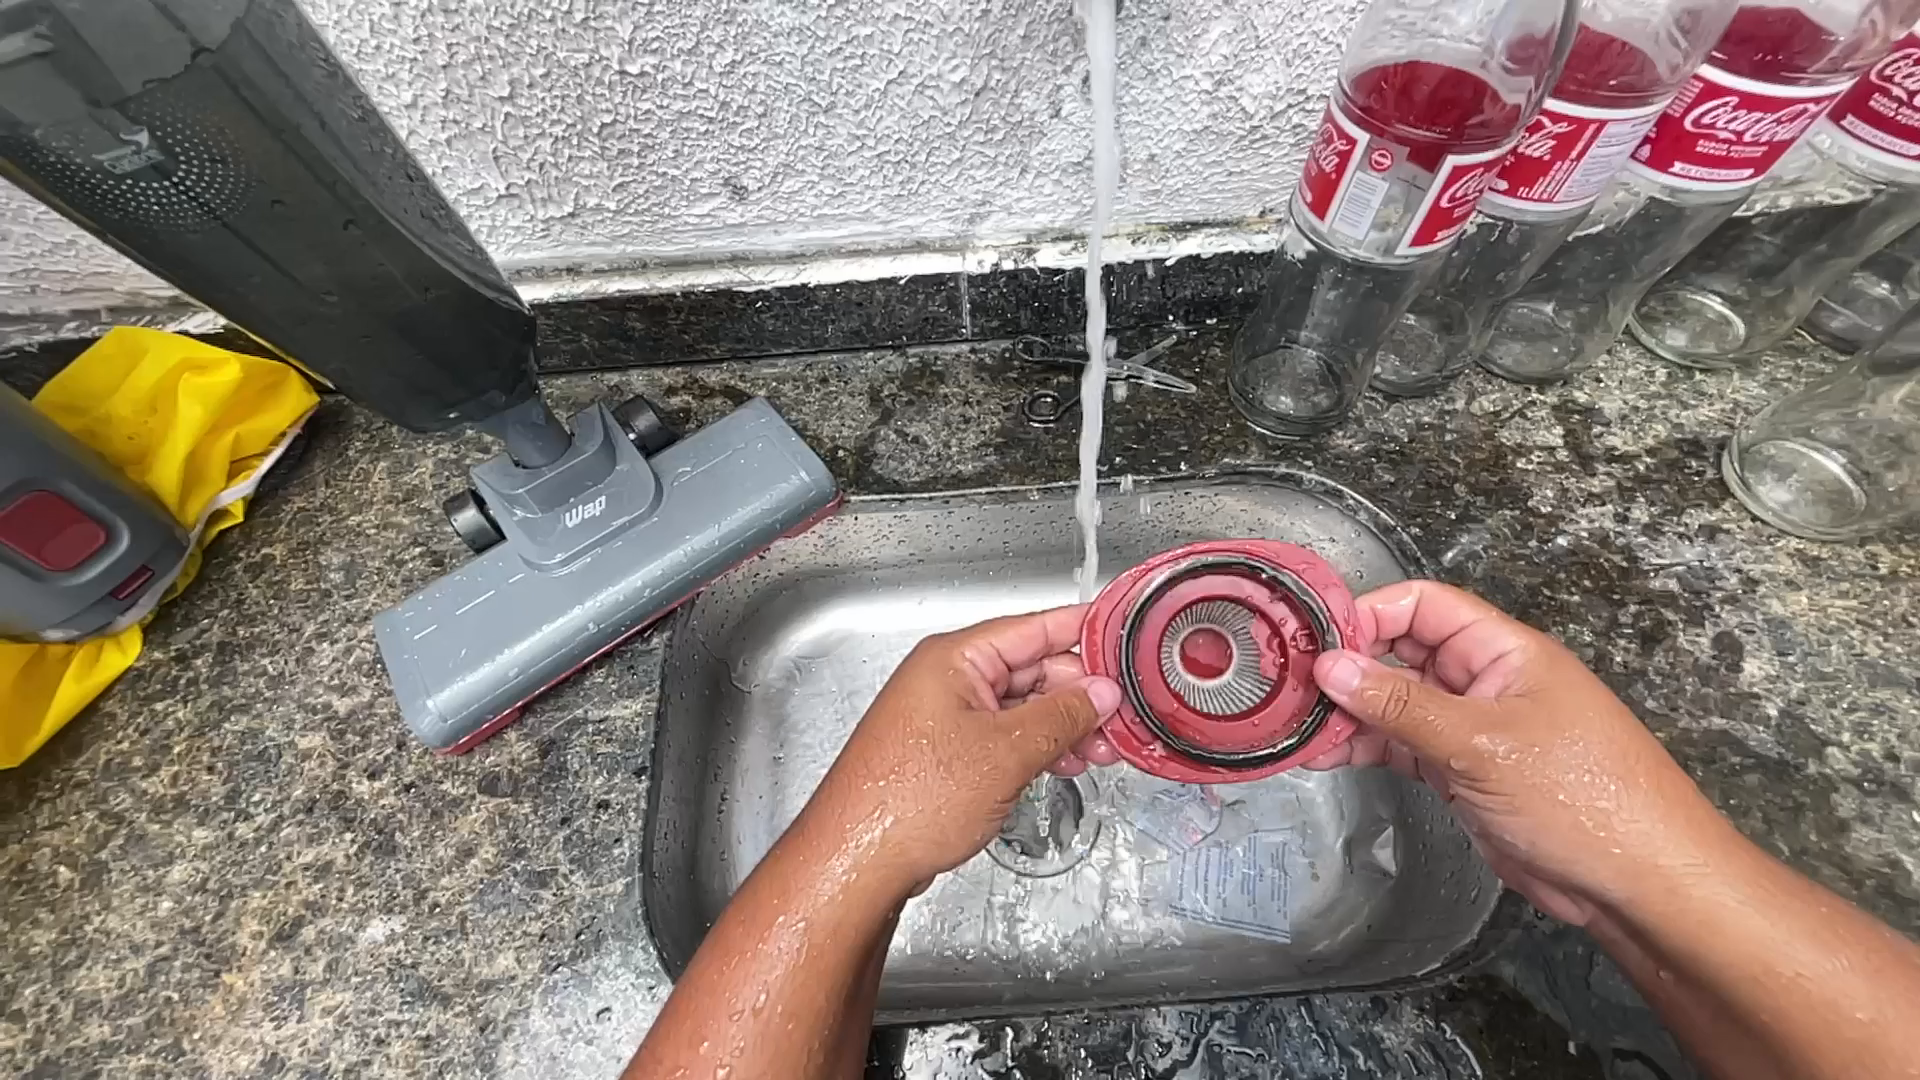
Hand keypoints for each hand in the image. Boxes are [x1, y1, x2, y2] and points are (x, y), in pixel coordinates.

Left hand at [798, 606, 1122, 896]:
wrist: (858, 859)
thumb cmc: (908, 800)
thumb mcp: (1004, 753)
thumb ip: (1061, 717)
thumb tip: (1100, 694)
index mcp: (956, 658)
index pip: (1033, 627)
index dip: (1082, 630)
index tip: (1121, 636)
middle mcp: (949, 678)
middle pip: (1031, 668)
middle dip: (1079, 693)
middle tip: (1119, 718)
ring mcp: (948, 714)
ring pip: (1021, 705)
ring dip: (1063, 725)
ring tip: (1099, 749)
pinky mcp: (949, 748)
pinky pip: (1004, 734)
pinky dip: (1037, 746)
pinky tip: (1063, 763)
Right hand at [1304, 580, 1724, 924]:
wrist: (1642, 889)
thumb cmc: (1583, 798)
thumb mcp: (1481, 743)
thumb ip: (1399, 704)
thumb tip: (1331, 667)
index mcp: (1500, 652)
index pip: (1422, 606)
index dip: (1369, 613)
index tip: (1321, 640)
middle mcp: (1479, 680)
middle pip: (1398, 652)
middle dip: (1348, 667)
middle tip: (1297, 686)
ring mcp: (1466, 725)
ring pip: (1390, 701)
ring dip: (1347, 712)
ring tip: (1301, 726)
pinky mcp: (1455, 766)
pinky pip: (1396, 742)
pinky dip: (1361, 746)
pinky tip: (1325, 755)